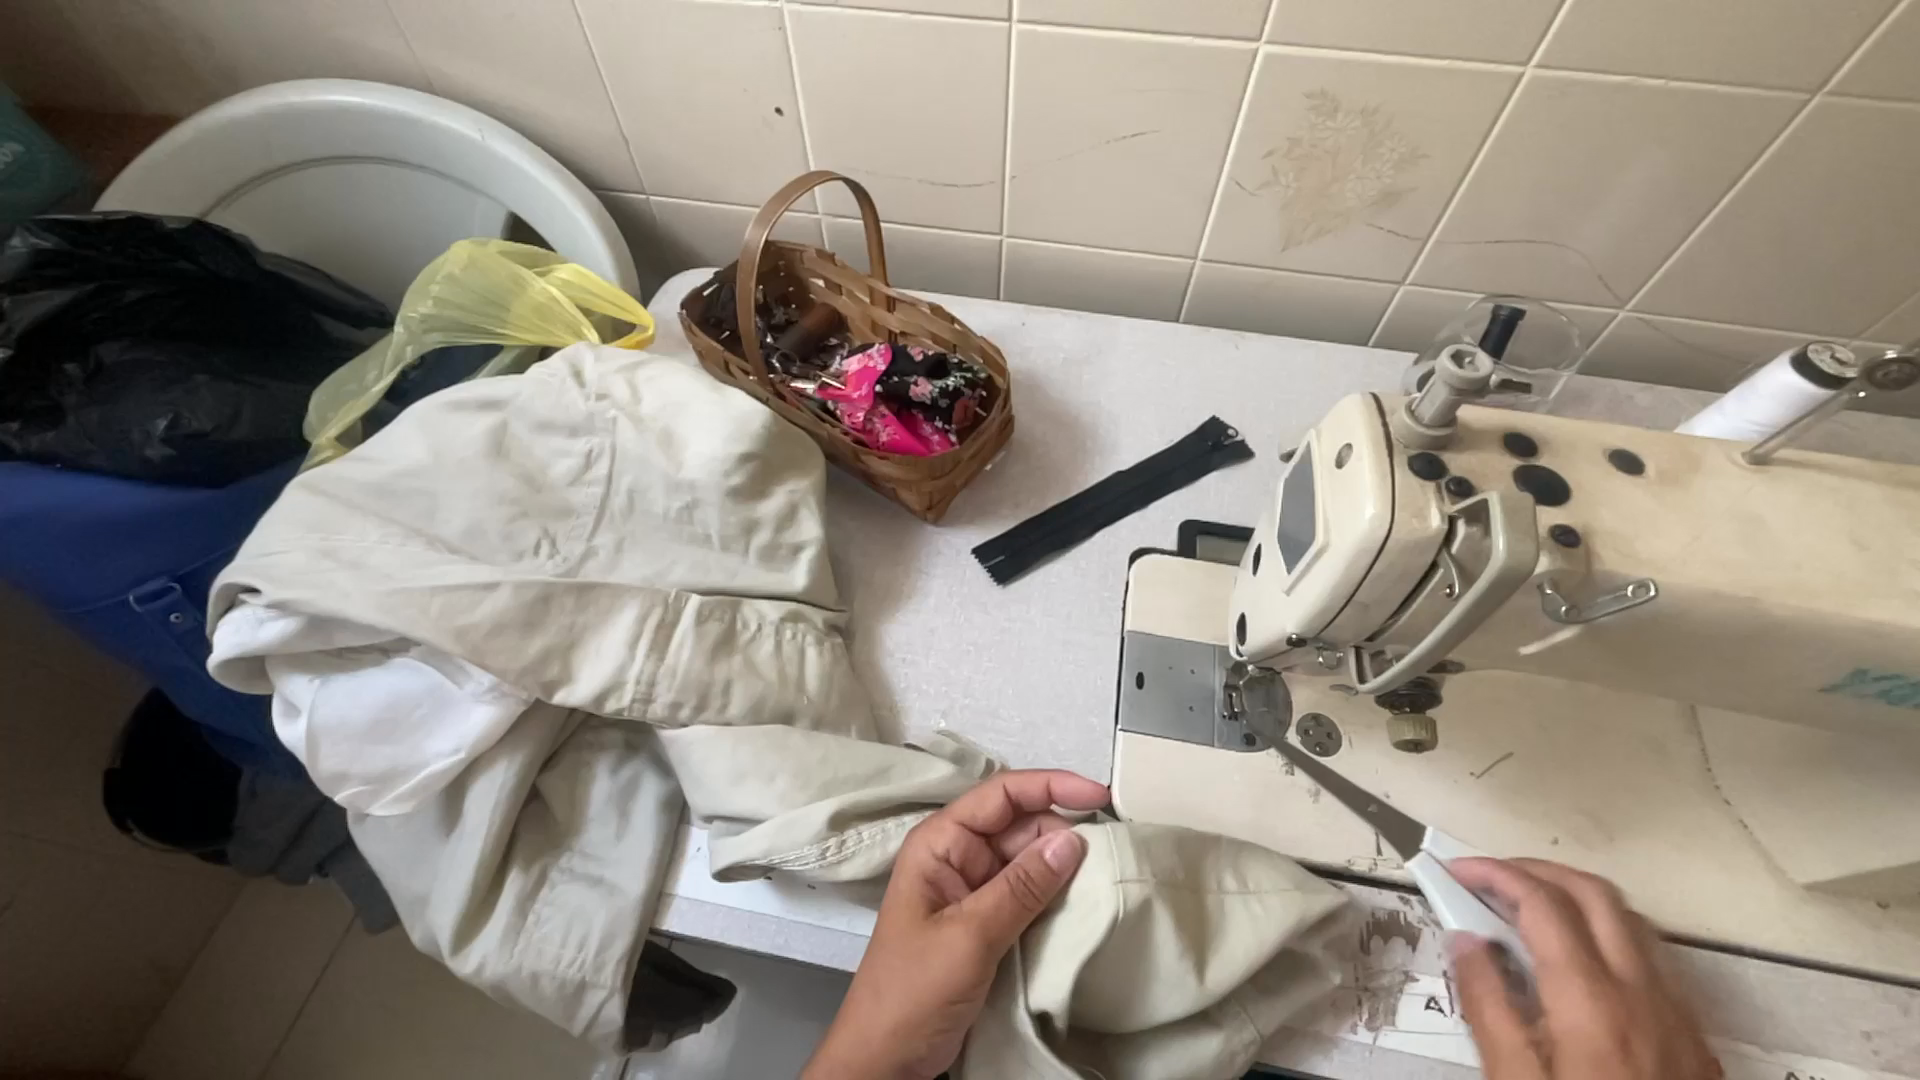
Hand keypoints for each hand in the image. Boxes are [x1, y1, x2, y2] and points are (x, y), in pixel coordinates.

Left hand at [801, 769, 1109, 1079]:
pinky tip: (1084, 898)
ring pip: (1029, 857)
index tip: (1100, 795)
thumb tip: (1073, 839)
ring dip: (1064, 862)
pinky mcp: (988, 920)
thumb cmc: (912, 990)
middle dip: (1063, 827)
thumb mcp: (970, 936)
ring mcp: (974, 888)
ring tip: (1107, 871)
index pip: (1001, 794)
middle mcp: (958, 854)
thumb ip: (1022, 887)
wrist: (887, 1059)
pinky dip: (1057, 892)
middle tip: (1111, 847)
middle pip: (1020, 823)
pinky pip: (1030, 892)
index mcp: (941, 841)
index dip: (1051, 786)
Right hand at [1448, 858, 1721, 1079]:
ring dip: (1573, 894)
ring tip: (1524, 906)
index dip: (1492, 872)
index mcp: (1590, 1000)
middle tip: (1486, 878)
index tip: (1454, 871)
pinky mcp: (1694, 1036)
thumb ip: (1488, 1004)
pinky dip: (1605, 929)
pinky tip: (1574, 956)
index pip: (1541, 902)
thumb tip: (1465, 937)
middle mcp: (1641, 991)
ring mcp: (1676, 1013)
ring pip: (1629, 918)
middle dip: (1534, 869)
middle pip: (1593, 892)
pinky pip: (1651, 956)